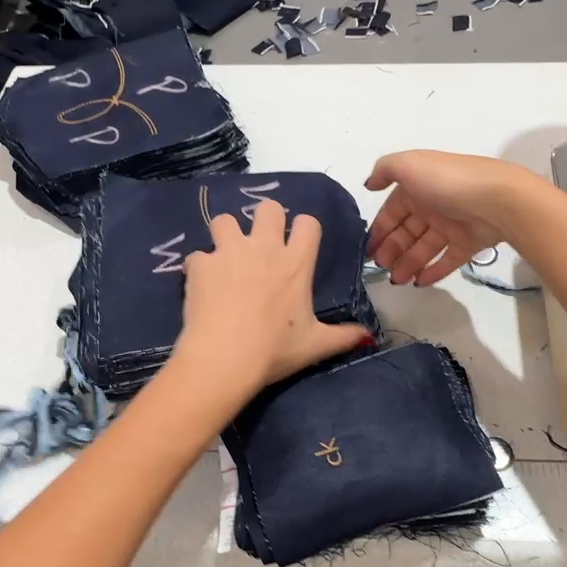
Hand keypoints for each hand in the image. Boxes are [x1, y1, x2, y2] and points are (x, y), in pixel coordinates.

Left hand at [173, 199, 369, 393]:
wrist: (225, 358)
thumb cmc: (275, 350)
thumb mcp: (315, 346)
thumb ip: (343, 337)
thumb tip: (368, 336)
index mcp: (296, 264)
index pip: (308, 223)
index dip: (303, 229)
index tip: (298, 245)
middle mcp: (264, 248)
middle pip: (268, 208)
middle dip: (265, 220)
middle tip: (260, 245)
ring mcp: (229, 252)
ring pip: (225, 220)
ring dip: (226, 235)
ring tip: (226, 258)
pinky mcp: (201, 264)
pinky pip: (197, 256)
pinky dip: (200, 269)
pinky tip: (202, 286)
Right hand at [365, 151, 538, 285]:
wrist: (496, 198)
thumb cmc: (447, 182)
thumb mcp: (409, 165)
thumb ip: (384, 170)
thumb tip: (369, 184)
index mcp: (418, 186)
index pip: (392, 211)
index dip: (379, 230)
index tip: (368, 251)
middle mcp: (433, 205)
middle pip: (407, 232)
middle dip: (391, 250)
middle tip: (381, 267)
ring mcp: (452, 225)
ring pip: (424, 248)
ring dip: (408, 264)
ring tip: (397, 280)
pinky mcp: (468, 244)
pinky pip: (447, 260)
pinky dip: (433, 271)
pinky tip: (419, 283)